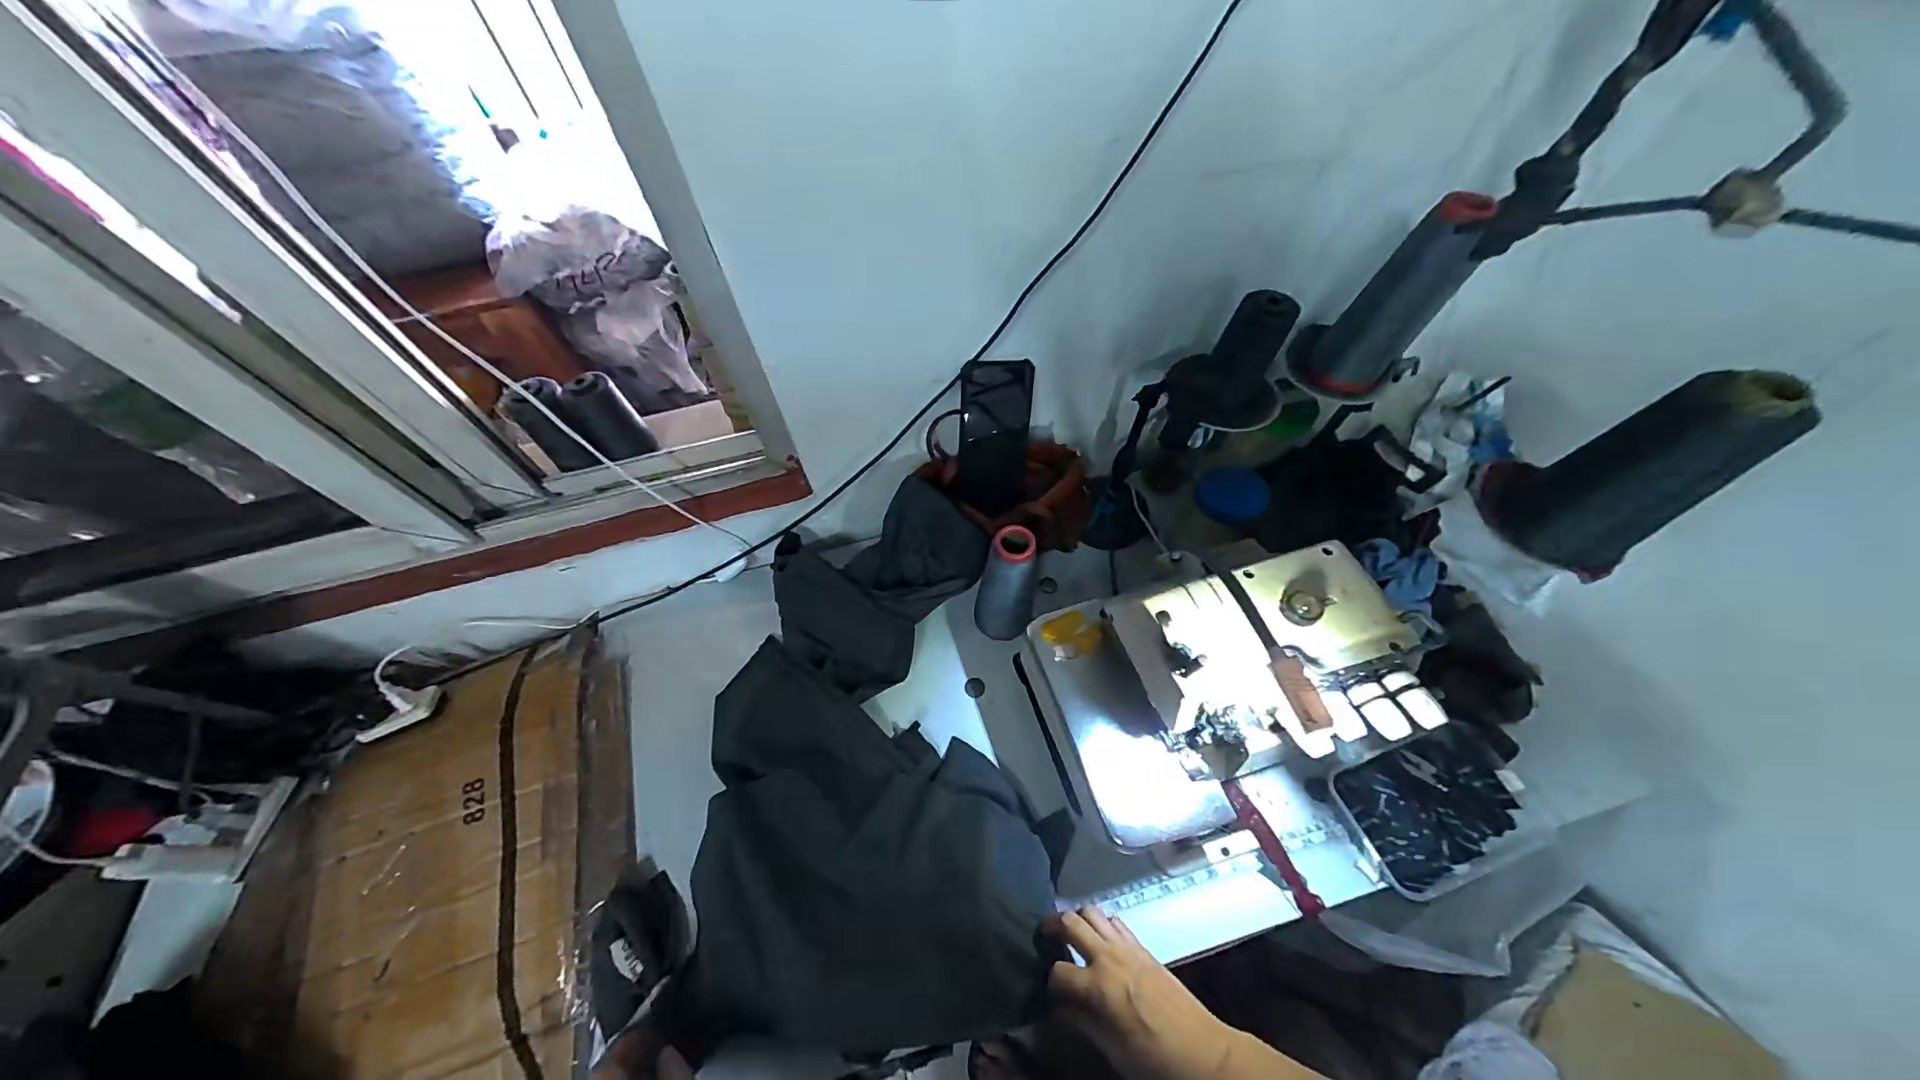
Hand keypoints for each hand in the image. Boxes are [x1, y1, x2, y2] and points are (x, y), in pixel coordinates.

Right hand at [1044, 906, 1238, 1079]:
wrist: (1201, 1050)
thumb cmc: (1152, 1057)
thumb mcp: (1110, 1048)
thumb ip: (1079, 1023)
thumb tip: (1054, 1013)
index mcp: (1096, 986)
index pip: (1057, 971)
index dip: (1049, 982)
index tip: (1049, 993)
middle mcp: (1108, 957)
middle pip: (1070, 922)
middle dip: (1051, 925)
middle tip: (1043, 933)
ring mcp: (1126, 947)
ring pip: (1092, 911)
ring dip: (1077, 918)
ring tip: (1069, 930)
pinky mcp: (1142, 947)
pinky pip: (1115, 920)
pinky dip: (1102, 922)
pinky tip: (1101, 938)